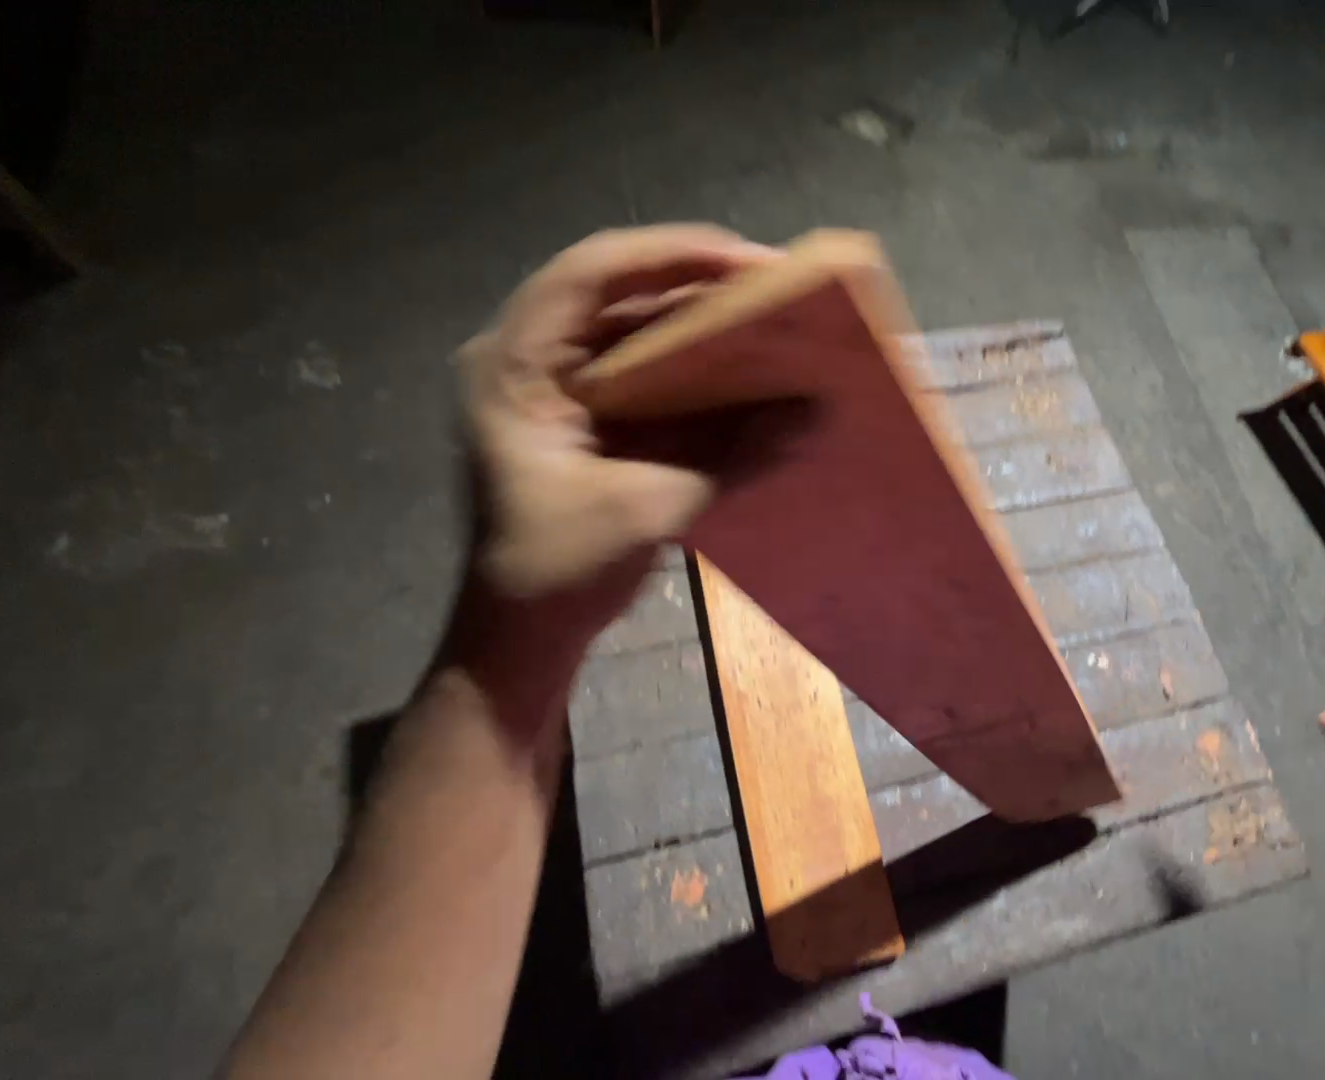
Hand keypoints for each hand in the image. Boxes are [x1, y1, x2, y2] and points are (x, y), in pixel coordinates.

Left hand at [444, 225, 778, 741]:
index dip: (673, 253)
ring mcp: (560, 389)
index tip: (750, 261)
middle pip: (620, 293)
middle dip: (701, 285)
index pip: (591, 272)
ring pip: (639, 330)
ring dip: (705, 325)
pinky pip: (650, 373)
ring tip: (774, 319)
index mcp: (515, 364)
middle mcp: (533, 359)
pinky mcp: (590, 419)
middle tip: (778, 286)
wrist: (521, 637)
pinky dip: (699, 370)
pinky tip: (749, 371)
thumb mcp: (648, 510)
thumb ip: (730, 459)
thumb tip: (810, 413)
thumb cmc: (556, 572)